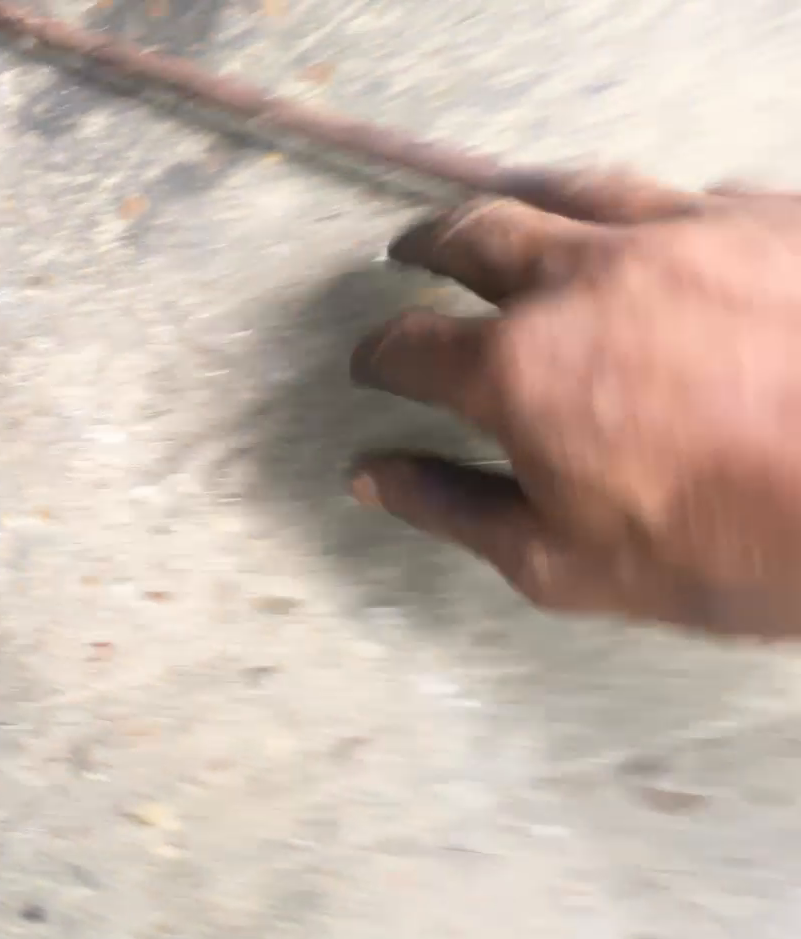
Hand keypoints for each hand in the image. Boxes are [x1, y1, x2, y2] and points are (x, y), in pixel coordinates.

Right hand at [350, 177, 800, 635]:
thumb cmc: (741, 543)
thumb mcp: (559, 561)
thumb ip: (448, 507)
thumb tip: (368, 475)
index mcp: (514, 367)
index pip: (405, 344)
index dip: (376, 355)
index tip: (372, 364)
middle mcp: (586, 281)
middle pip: (475, 232)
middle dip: (424, 243)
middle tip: (407, 251)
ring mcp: (692, 235)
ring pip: (575, 188)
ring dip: (517, 201)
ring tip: (499, 211)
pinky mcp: (790, 218)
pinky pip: (693, 195)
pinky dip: (640, 215)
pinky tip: (643, 235)